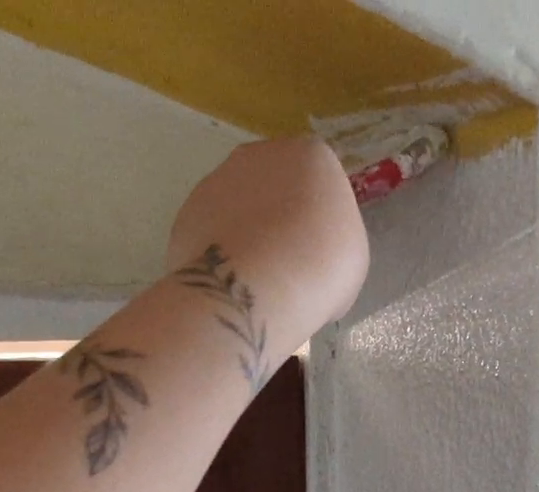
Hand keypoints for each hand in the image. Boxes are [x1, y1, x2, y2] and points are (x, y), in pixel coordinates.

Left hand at [166, 137, 370, 350]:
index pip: (317, 182)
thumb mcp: (351, 255)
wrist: (256, 289)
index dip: (317, 220)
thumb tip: (310, 252)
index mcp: (310, 155)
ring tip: (252, 280)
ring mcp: (216, 180)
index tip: (316, 252)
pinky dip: (216, 254)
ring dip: (243, 235)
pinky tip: (226, 284)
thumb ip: (332, 239)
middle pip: (271, 186)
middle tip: (284, 264)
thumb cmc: (321, 268)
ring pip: (235, 207)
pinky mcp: (186, 212)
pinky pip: (208, 233)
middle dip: (275, 218)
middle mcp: (259, 155)